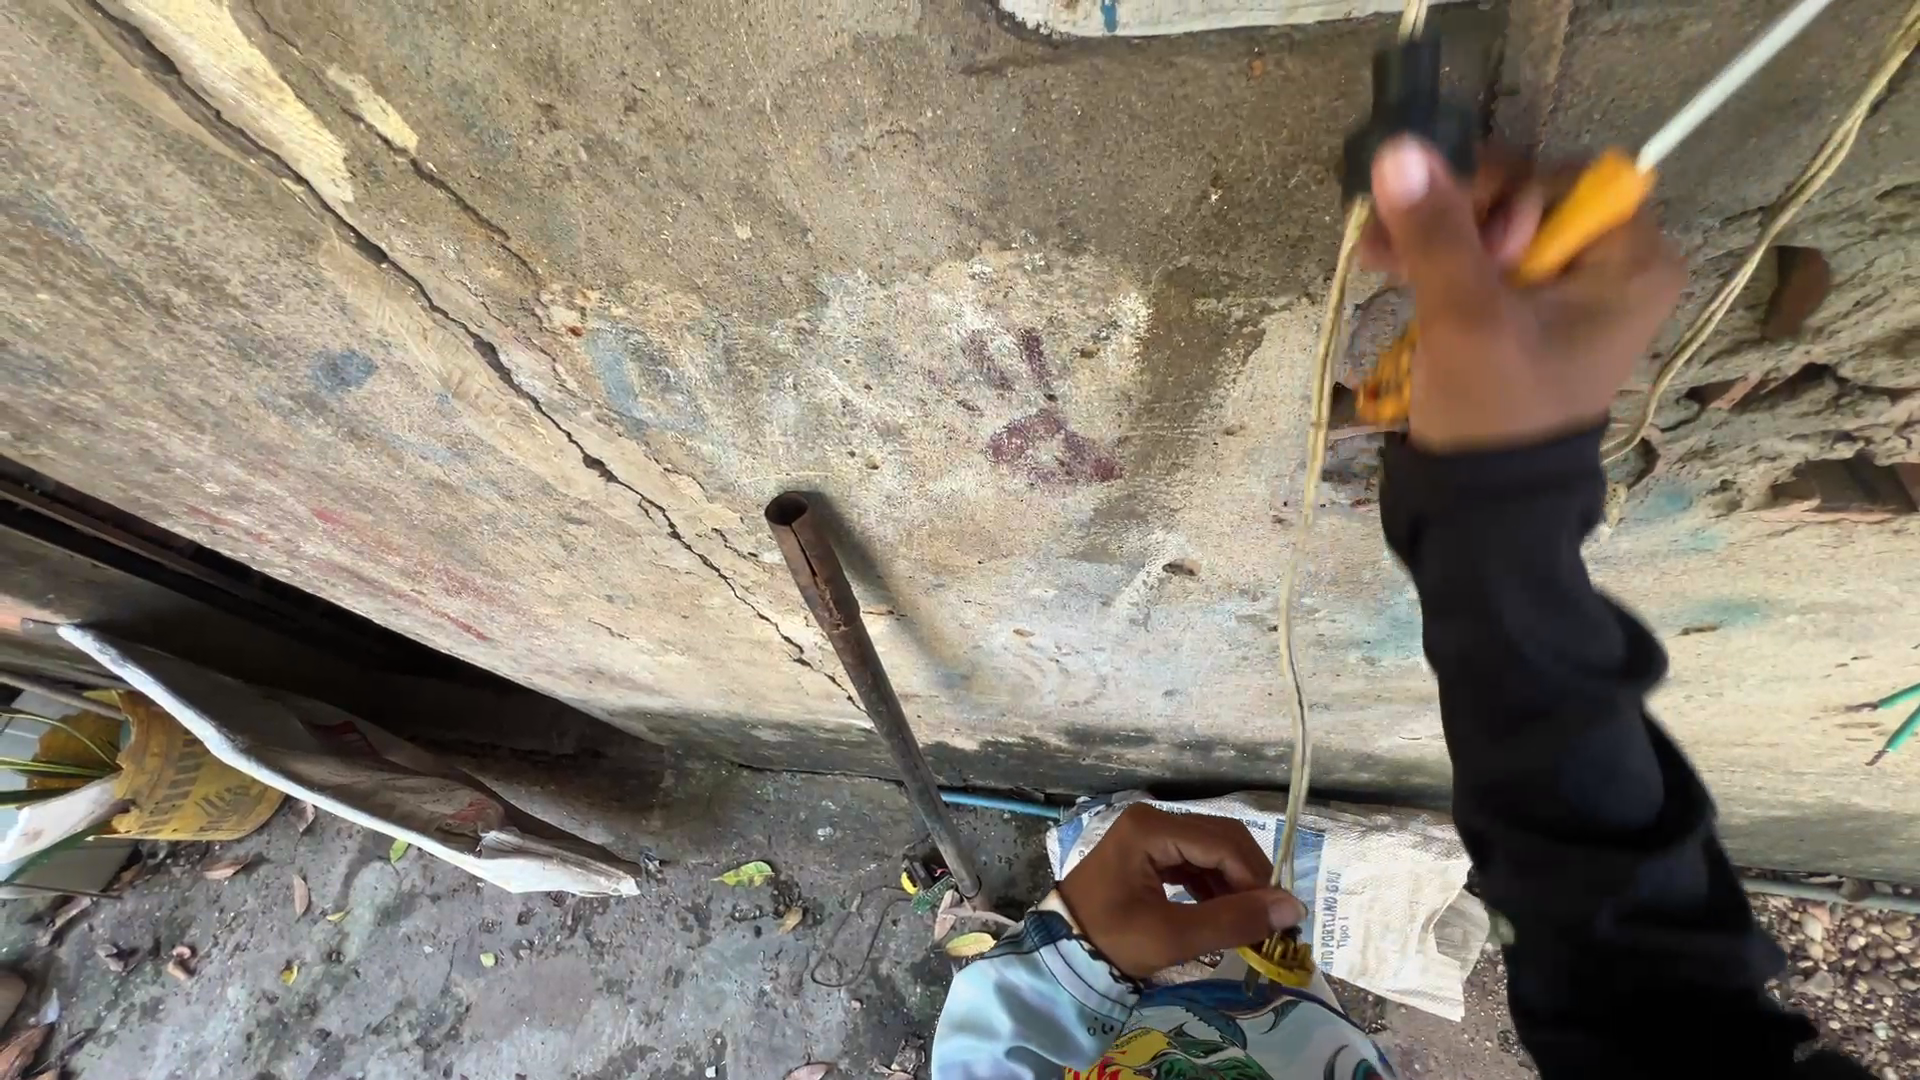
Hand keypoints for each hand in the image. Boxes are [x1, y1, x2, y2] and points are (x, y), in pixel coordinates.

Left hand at [1056, 805, 1304, 978]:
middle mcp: (1153, 819)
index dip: (1256, 880)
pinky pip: (1195, 860)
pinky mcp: (1150, 851)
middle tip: (1270, 924)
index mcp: (1151, 828)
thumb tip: (1292, 908)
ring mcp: (1150, 833)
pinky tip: (1225, 915)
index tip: (1280, 921)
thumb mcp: (1172, 936)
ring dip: (1235, 884)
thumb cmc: (1111, 938)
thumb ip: (1232, 921)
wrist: (1061, 946)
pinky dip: (1215, 886)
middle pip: (1221, 839)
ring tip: (1252, 926)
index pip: (1223, 843)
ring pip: (1211, 849)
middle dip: (1250, 879)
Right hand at [1363, 137, 1685, 452]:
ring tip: (1374, 254)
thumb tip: (1397, 151)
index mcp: (1628, 260)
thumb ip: (1436, 235)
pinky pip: (1482, 270)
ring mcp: (1563, 297)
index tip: (1439, 222)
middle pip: (1525, 205)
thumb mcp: (1464, 318)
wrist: (1482, 497)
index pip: (1564, 179)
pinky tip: (1392, 271)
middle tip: (1387, 236)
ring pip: (1494, 236)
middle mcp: (1607, 268)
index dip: (1496, 190)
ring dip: (1431, 239)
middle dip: (1451, 217)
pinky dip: (1438, 268)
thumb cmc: (1492, 408)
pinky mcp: (1523, 319)